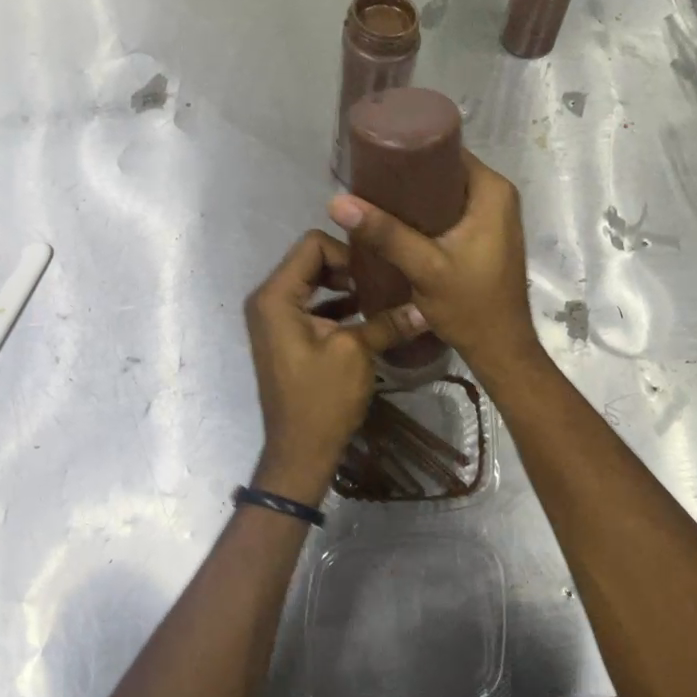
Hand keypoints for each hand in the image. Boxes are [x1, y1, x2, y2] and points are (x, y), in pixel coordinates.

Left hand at [243, 231, 424, 498]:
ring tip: (383, 296)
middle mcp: (269, 299)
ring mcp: (277, 318)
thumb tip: (427, 307)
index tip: (377, 272)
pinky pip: (314, 304)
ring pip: (315, 282)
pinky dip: (339, 305)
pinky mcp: (288, 335)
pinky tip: (371, 316)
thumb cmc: (321, 398)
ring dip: (347, 286)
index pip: (313, 244)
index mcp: (276, 296)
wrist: (300, 451)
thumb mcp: (356, 353)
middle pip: (313, 260)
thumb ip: (387, 321)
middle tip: (384, 281)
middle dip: (349, 268)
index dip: (348, 252)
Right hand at [328, 151, 541, 374]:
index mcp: (493, 190)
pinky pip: (454, 210)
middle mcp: (500, 195)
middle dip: (409, 176)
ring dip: (417, 197)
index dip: (412, 151)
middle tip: (369, 183)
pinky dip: (429, 213)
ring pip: (448, 192)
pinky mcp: (489, 235)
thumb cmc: (469, 305)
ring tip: (377, 200)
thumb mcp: (424, 267)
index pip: (448, 151)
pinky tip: (399, 222)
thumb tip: (337, 201)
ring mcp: (496, 216)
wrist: (500, 348)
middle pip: (446, 171)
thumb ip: (385, 233)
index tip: (376, 159)